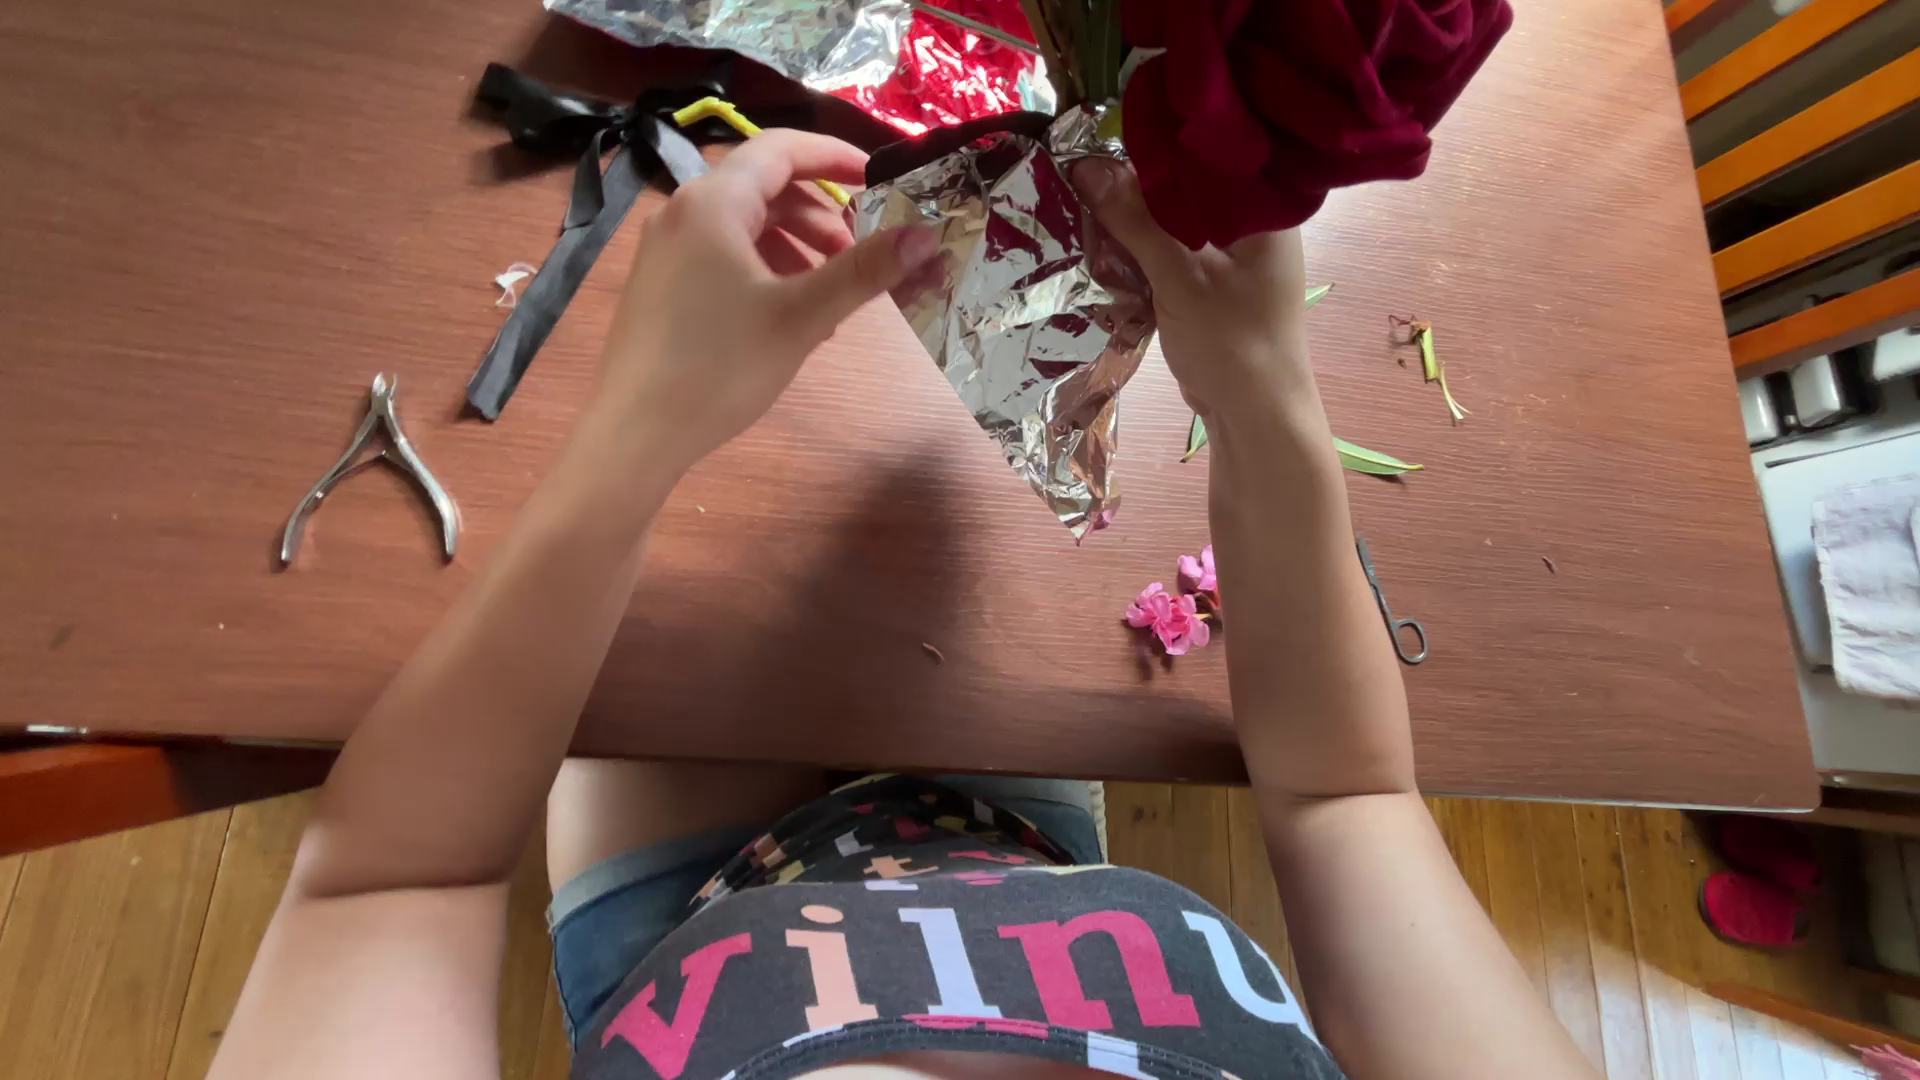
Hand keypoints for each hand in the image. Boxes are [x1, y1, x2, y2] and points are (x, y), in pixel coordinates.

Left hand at [585, 130, 940, 469]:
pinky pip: (724, 259)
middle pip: (766, 190)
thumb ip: (862, 272)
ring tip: (827, 299)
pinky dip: (765, 273)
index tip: (879, 179)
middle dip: (821, 218)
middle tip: (859, 258)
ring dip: (797, 251)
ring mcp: (667, 251)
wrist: (638, 431)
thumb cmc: (721, 366)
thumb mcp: (801, 317)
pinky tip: (786, 319)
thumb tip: (924, 236)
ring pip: (747, 229)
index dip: (835, 157)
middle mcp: (683, 213)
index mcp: (714, 203)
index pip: (782, 150)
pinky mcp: (662, 286)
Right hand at [1070, 159, 1311, 423]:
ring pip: (1176, 225)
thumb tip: (1085, 167)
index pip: (1206, 154)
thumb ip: (1136, 222)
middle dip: (1137, 190)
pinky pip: (1175, 257)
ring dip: (1136, 227)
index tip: (1102, 142)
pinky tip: (1111, 253)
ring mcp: (1234, 259)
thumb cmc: (1231, 344)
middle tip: (1085, 180)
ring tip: (1089, 211)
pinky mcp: (1214, 287)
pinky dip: (1145, 257)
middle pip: (1188, 190)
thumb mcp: (1180, 278)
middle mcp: (1253, 225)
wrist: (1254, 416)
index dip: (1153, 146)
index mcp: (1263, 208)